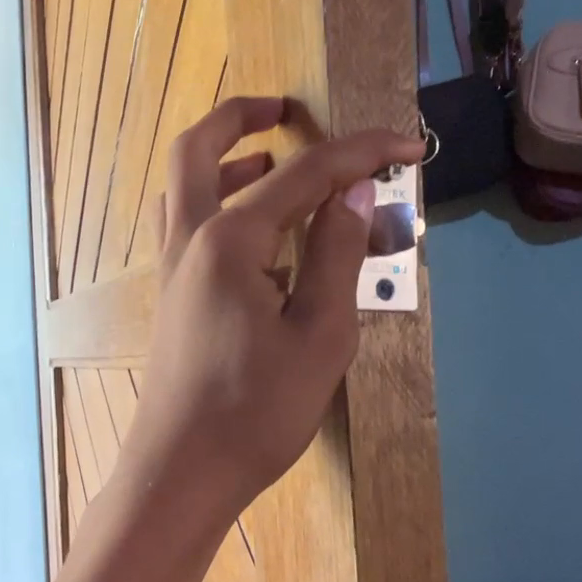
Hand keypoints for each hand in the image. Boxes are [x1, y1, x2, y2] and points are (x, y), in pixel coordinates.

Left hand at [116, 97, 426, 528]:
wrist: (182, 472)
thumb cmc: (257, 411)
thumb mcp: (320, 335)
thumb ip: (337, 254)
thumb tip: (356, 190)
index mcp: (229, 241)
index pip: (303, 173)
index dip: (362, 152)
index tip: (410, 146)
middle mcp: (189, 241)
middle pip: (197, 148)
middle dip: (241, 116)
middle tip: (285, 109)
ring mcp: (171, 270)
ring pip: (183, 186)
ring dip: (225, 160)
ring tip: (272, 165)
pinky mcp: (171, 299)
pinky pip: (187, 225)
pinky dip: (217, 204)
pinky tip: (259, 236)